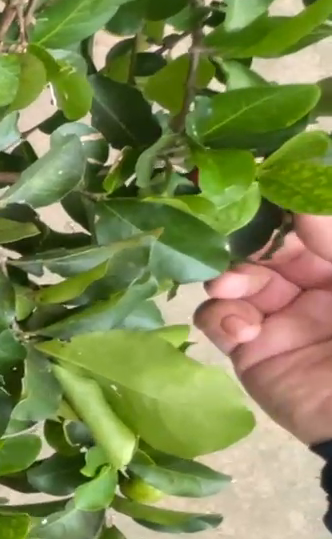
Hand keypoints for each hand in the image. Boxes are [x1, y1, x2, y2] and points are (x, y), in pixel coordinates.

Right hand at [196, 214, 331, 444]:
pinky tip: (241, 332)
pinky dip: (220, 318)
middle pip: (270, 251)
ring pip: (236, 281)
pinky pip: (218, 320)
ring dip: (228, 279)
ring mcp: (284, 319)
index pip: (317, 228)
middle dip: (250, 245)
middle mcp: (324, 288)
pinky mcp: (250, 348)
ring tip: (232, 289)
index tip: (261, 190)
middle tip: (243, 245)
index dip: (290, 210)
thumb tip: (308, 199)